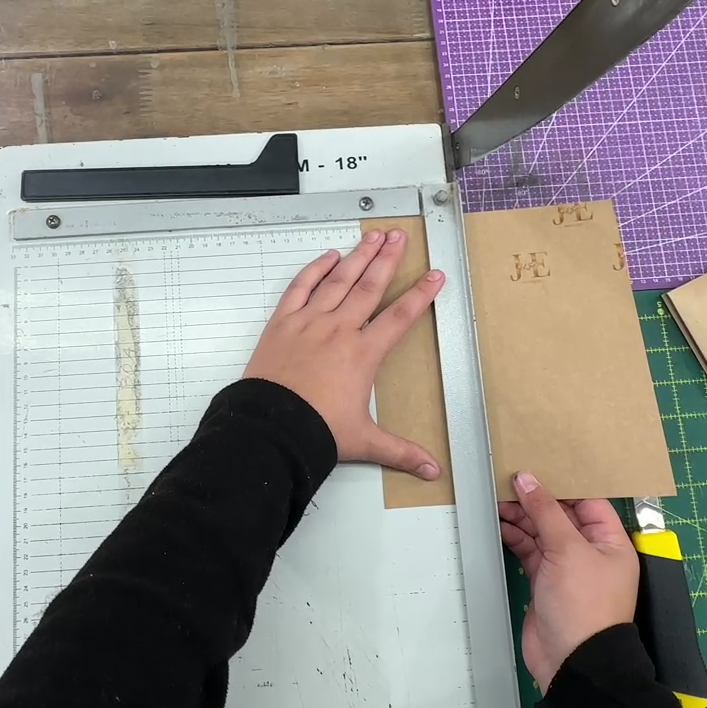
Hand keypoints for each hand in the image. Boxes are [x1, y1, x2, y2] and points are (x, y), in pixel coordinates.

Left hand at [244, 229, 445, 479]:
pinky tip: (328, 256)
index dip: (420, 294)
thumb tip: (432, 471)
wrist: (270, 427)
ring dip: (358, 256)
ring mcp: (309, 322)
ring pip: (338, 280)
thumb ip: (400, 450)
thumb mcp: (364, 440)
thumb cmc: (316, 430)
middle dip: (388, 259)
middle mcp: (339, 330)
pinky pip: (300, 287)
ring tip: (373, 236)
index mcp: (363, 353)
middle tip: (400, 236)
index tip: (435, 275)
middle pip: (370, 286)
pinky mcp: (282, 322)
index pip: (400, 317)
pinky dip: (314, 269)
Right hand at [500, 471, 638, 691]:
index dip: (563, 484)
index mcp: (610, 542)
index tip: (535, 467)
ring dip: (521, 517)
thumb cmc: (583, 603)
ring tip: (497, 501)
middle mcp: (590, 552)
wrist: (572, 662)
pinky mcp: (544, 580)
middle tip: (506, 482)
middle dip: (535, 500)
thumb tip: (526, 478)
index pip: (588, 502)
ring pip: (541, 531)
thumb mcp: (567, 549)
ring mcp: (566, 567)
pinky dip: (514, 537)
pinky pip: (529, 550)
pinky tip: (498, 524)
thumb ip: (545, 510)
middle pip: (560, 515)